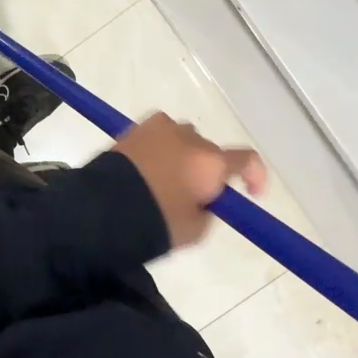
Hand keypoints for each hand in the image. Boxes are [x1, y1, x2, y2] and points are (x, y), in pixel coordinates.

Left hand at [112, 113, 266, 248]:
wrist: (101, 208)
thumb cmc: (154, 221)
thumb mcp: (194, 229)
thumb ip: (208, 210)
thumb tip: (201, 199)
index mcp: (210, 162)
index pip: (247, 159)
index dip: (255, 175)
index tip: (252, 193)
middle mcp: (188, 137)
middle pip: (208, 151)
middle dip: (205, 170)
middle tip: (191, 195)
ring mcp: (158, 128)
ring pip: (181, 139)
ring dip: (180, 155)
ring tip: (163, 182)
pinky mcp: (133, 128)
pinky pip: (156, 135)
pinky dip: (157, 148)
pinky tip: (145, 169)